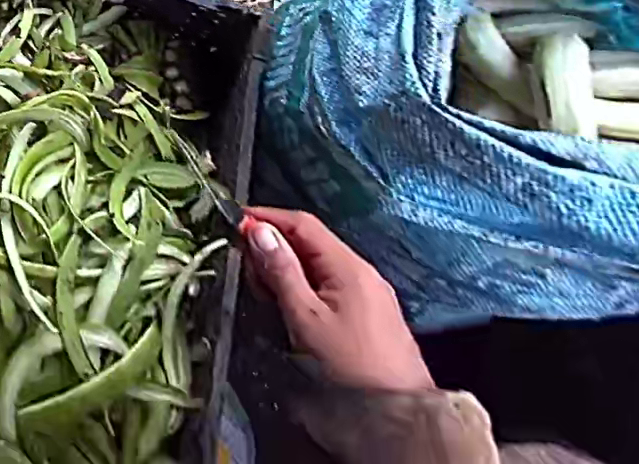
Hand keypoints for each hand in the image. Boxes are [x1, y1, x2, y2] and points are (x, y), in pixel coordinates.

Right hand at [240, 207, 433, 392]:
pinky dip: (300, 281)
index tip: (235, 224)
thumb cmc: (349, 365)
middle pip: (308, 240)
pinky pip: (327, 280)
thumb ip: (281, 269)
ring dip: (284, 265)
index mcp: (348, 266)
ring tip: (262, 286)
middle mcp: (361, 271)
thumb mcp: (305, 316)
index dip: (266, 217)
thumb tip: (258, 229)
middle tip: (246, 263)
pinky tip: (286, 301)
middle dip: (272, 245)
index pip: (301, 223)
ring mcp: (368, 292)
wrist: (403, 422)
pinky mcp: (368, 311)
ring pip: (316, 261)